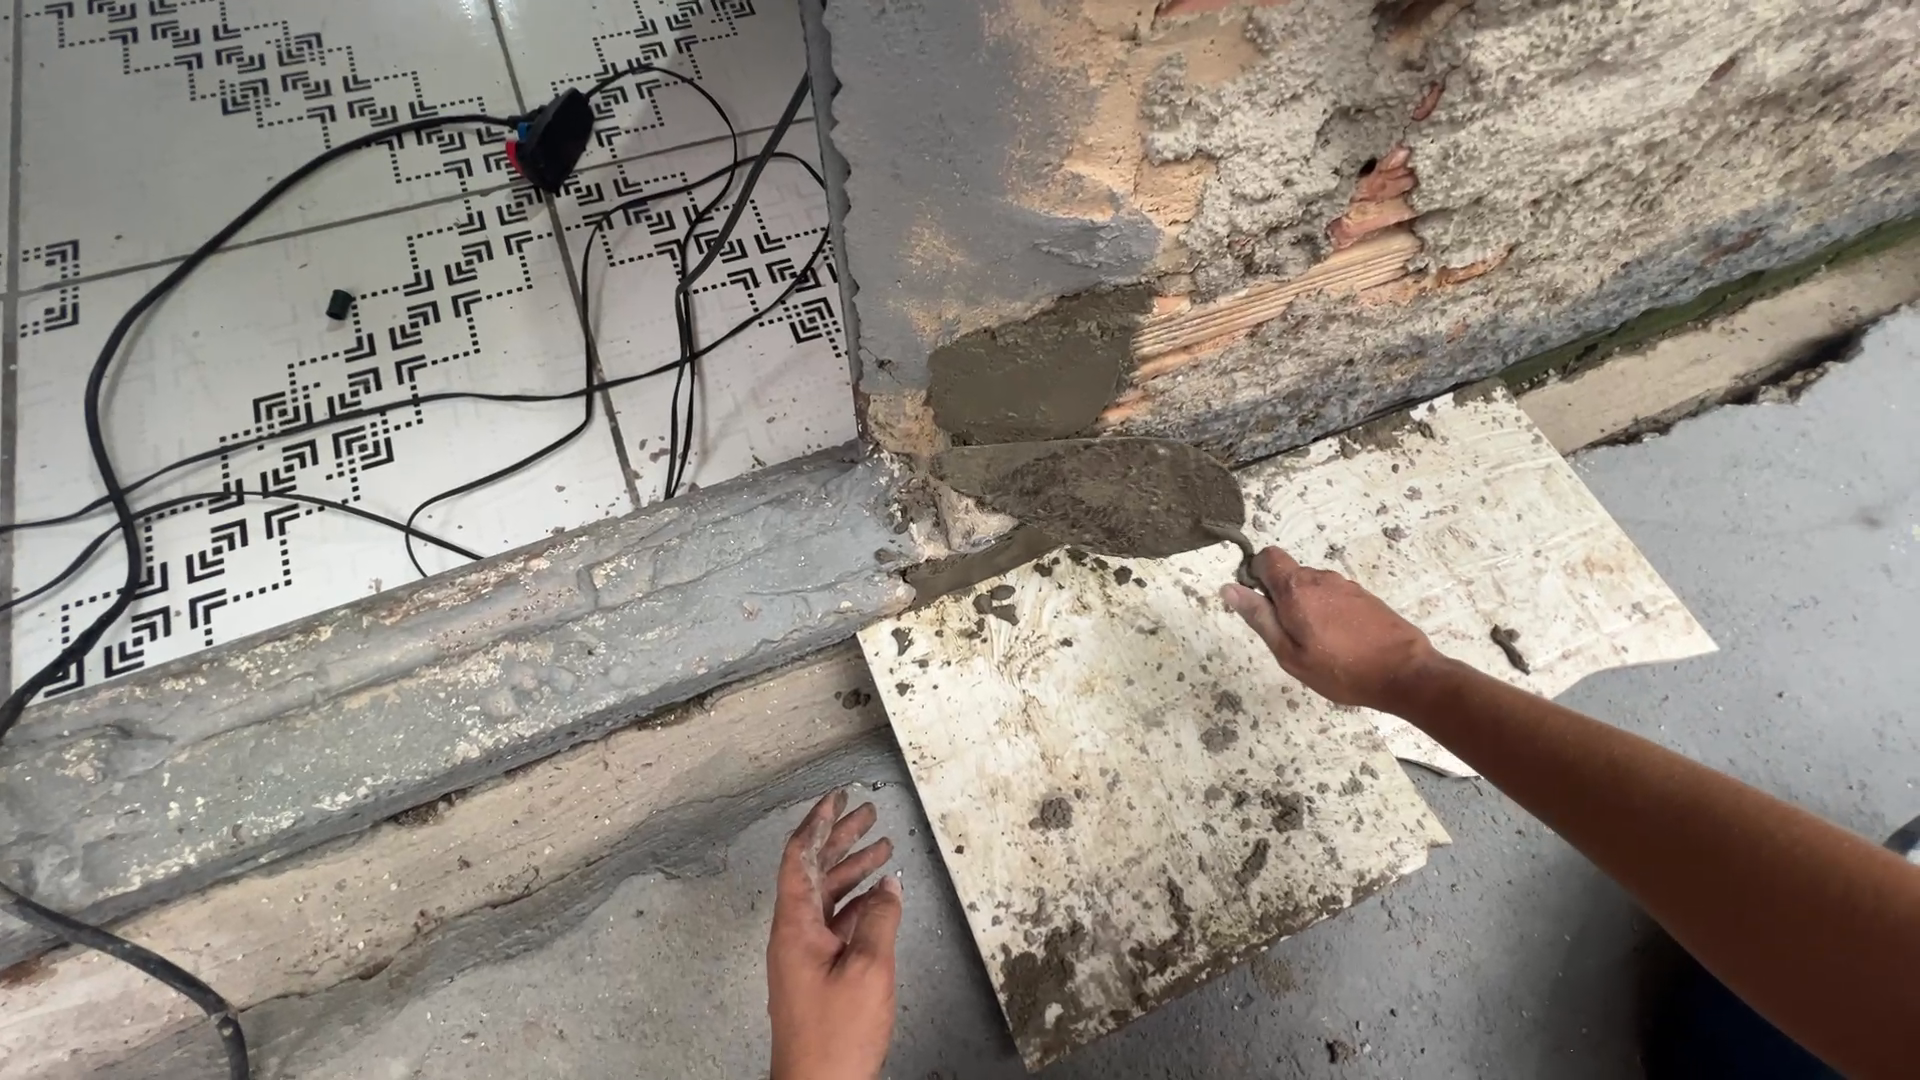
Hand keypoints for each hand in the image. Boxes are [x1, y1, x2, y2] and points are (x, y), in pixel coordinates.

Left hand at [767, 789, 902, 1079]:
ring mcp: (805, 953)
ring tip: (883, 845)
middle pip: (813, 870)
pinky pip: (836, 920)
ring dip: (853, 867)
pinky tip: (882, 893)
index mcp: (795, 925)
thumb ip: (880, 919)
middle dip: (840, 838)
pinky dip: (858, 900)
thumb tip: (889, 885)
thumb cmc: (837, 1035)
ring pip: (827, 894)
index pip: (799, 857)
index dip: (817, 822)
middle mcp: (794, 933)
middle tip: (866, 813)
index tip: (835, 797)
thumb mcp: (868, 969)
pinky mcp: (817, 971)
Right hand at [1221, 546, 1447, 712]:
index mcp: (1296, 589)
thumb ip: (1258, 617)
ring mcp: (1345, 585)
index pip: (1267, 557)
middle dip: (1280, 597)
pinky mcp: (1364, 596)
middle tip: (1290, 635)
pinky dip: (1326, 611)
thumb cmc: (1340, 670)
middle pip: (1288, 573)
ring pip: (1311, 586)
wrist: (1406, 674)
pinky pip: (1332, 595)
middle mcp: (1320, 578)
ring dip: (1305, 606)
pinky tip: (1339, 640)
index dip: (1256, 574)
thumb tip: (1229, 588)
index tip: (1260, 605)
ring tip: (1317, 642)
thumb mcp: (1288, 653)